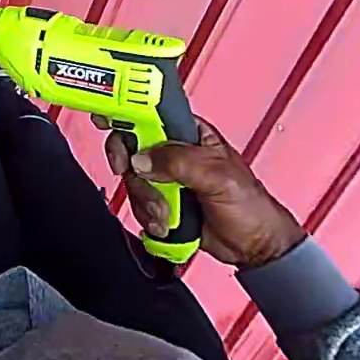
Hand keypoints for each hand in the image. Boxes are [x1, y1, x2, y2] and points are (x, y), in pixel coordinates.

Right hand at [106, 116, 304, 268]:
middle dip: (131, 166)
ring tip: (166, 214)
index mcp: (189, 132)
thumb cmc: (249, 205)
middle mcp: (173, 150)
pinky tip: (165, 224)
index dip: (125, 112)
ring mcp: (165, 176)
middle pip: (131, 145)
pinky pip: (136, 202)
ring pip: (132, 177)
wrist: (253, 247)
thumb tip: (142, 158)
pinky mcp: (161, 200)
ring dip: (145, 199)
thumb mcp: (217, 175)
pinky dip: (146, 216)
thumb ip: (178, 162)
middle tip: (130, 173)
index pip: (151, 113)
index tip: (105, 118)